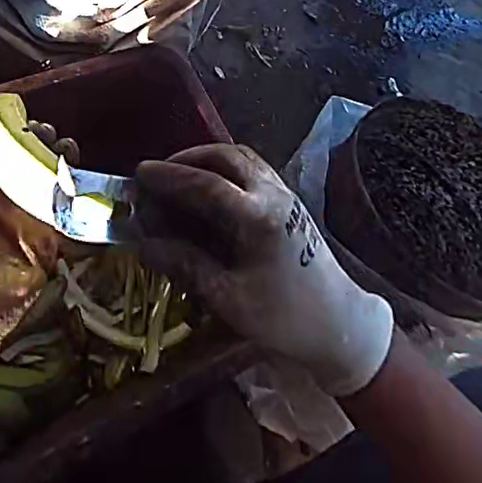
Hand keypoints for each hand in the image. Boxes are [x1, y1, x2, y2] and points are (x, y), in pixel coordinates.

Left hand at [0, 121, 71, 423]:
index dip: (6, 130)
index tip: (22, 117)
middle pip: (24, 162)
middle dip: (38, 143)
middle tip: (48, 134)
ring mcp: (21, 226)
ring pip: (47, 186)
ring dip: (59, 165)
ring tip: (66, 150)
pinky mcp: (43, 253)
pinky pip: (63, 223)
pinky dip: (75, 203)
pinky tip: (80, 186)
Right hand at [133, 144, 393, 395]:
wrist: (341, 326)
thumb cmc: (285, 318)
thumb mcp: (229, 299)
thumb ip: (186, 265)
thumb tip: (144, 245)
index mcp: (259, 218)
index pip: (205, 184)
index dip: (169, 177)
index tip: (139, 174)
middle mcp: (273, 195)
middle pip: (224, 156)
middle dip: (186, 159)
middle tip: (158, 173)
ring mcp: (284, 194)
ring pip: (241, 157)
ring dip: (206, 158)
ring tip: (179, 175)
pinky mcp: (289, 200)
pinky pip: (252, 168)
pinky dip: (225, 167)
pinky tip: (209, 187)